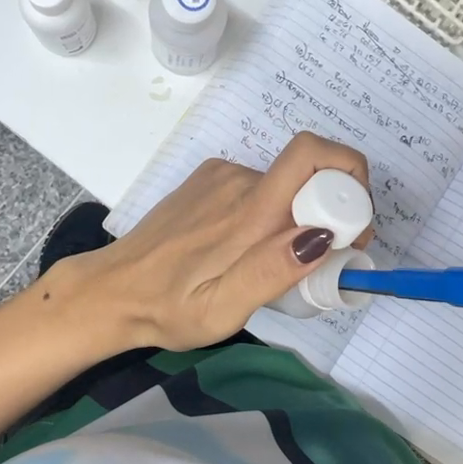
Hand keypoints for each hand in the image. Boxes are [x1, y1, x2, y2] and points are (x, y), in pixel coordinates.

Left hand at [52, 133, 371, 352]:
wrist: (110, 290)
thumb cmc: (168, 308)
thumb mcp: (223, 309)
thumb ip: (272, 271)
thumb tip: (321, 235)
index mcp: (247, 211)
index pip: (311, 154)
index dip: (349, 175)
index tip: (352, 227)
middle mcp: (238, 181)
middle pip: (307, 177)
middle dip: (328, 215)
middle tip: (316, 265)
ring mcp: (222, 176)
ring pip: (284, 188)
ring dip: (296, 220)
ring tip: (270, 268)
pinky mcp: (210, 180)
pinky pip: (260, 189)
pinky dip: (270, 216)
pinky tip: (245, 252)